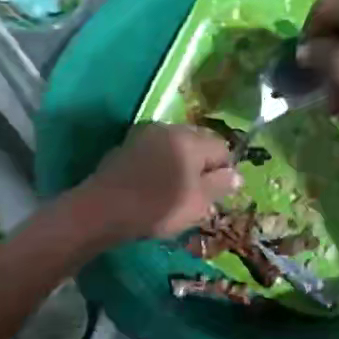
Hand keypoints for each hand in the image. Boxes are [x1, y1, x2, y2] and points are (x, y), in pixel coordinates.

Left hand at [80, 123, 241, 239]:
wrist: (102, 210)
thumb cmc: (157, 207)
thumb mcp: (197, 203)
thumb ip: (220, 185)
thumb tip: (237, 175)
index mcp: (191, 139)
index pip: (222, 148)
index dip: (225, 171)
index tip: (217, 195)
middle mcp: (169, 128)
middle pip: (198, 143)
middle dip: (202, 165)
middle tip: (198, 194)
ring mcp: (144, 135)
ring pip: (175, 146)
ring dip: (180, 164)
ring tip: (176, 192)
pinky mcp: (126, 146)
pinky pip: (154, 152)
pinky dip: (160, 166)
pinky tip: (154, 187)